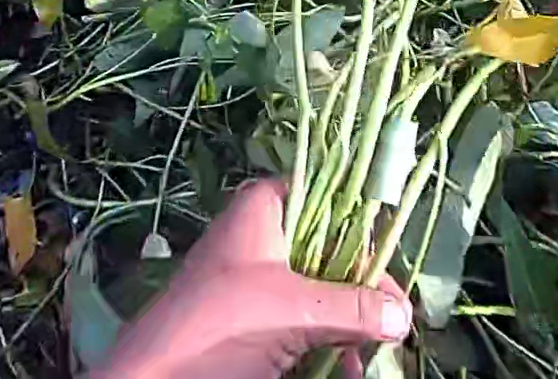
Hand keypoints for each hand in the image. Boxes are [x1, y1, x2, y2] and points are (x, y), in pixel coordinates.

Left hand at [91, 179, 411, 378]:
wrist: (154, 378)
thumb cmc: (221, 322)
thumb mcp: (292, 310)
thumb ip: (349, 307)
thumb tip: (403, 315)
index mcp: (266, 206)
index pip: (329, 196)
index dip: (363, 230)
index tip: (390, 270)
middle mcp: (264, 230)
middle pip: (328, 246)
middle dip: (359, 288)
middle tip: (390, 323)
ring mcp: (257, 272)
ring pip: (318, 285)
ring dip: (346, 321)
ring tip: (367, 357)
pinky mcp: (253, 312)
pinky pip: (301, 315)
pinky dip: (325, 339)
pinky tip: (344, 366)